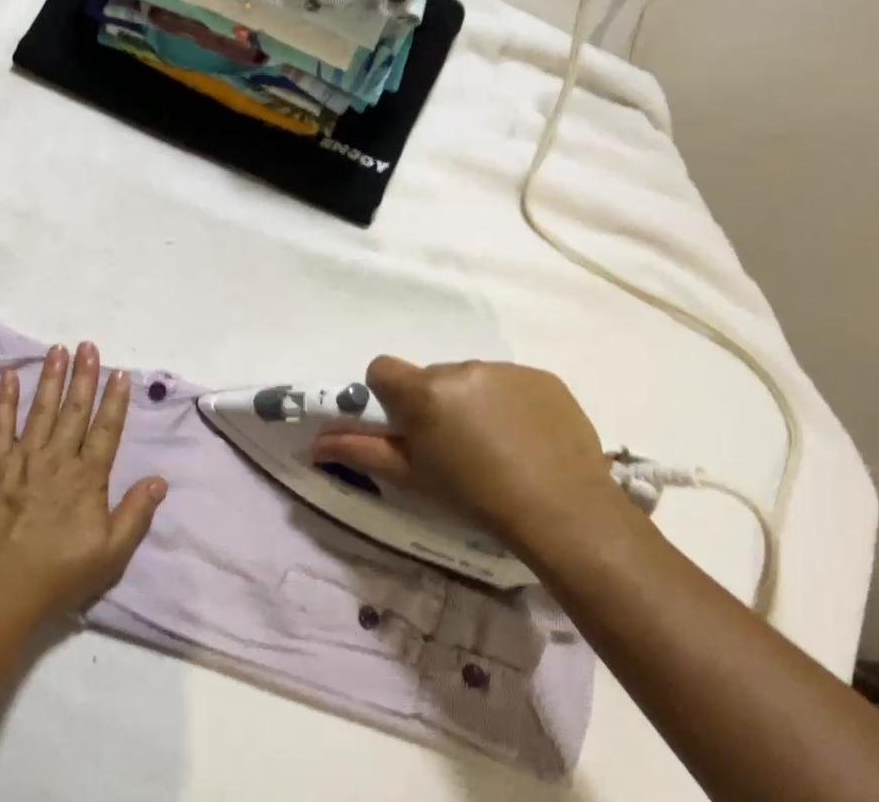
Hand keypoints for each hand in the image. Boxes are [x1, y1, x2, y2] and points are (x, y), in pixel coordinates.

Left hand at [0, 342, 167, 622]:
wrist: (5, 586)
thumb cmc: (63, 573)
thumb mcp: (112, 552)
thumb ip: (135, 513)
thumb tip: (159, 480)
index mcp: (88, 478)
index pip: (106, 430)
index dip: (114, 400)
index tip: (120, 373)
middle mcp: (58, 459)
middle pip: (74, 410)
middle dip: (83, 376)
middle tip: (88, 346)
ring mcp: (24, 459)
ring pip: (41, 410)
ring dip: (50, 378)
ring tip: (57, 349)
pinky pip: (0, 426)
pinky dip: (4, 400)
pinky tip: (8, 376)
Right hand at [312, 357, 621, 547]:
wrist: (563, 510)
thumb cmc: (473, 497)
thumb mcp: (410, 476)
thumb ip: (359, 451)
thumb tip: (315, 444)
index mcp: (422, 392)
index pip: (381, 368)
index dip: (388, 397)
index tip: (407, 428)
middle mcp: (460, 368)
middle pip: (429, 376)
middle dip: (433, 403)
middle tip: (453, 447)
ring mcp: (506, 370)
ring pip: (470, 379)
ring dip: (471, 402)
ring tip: (495, 446)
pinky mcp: (543, 377)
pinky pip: (510, 382)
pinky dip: (509, 403)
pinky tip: (525, 439)